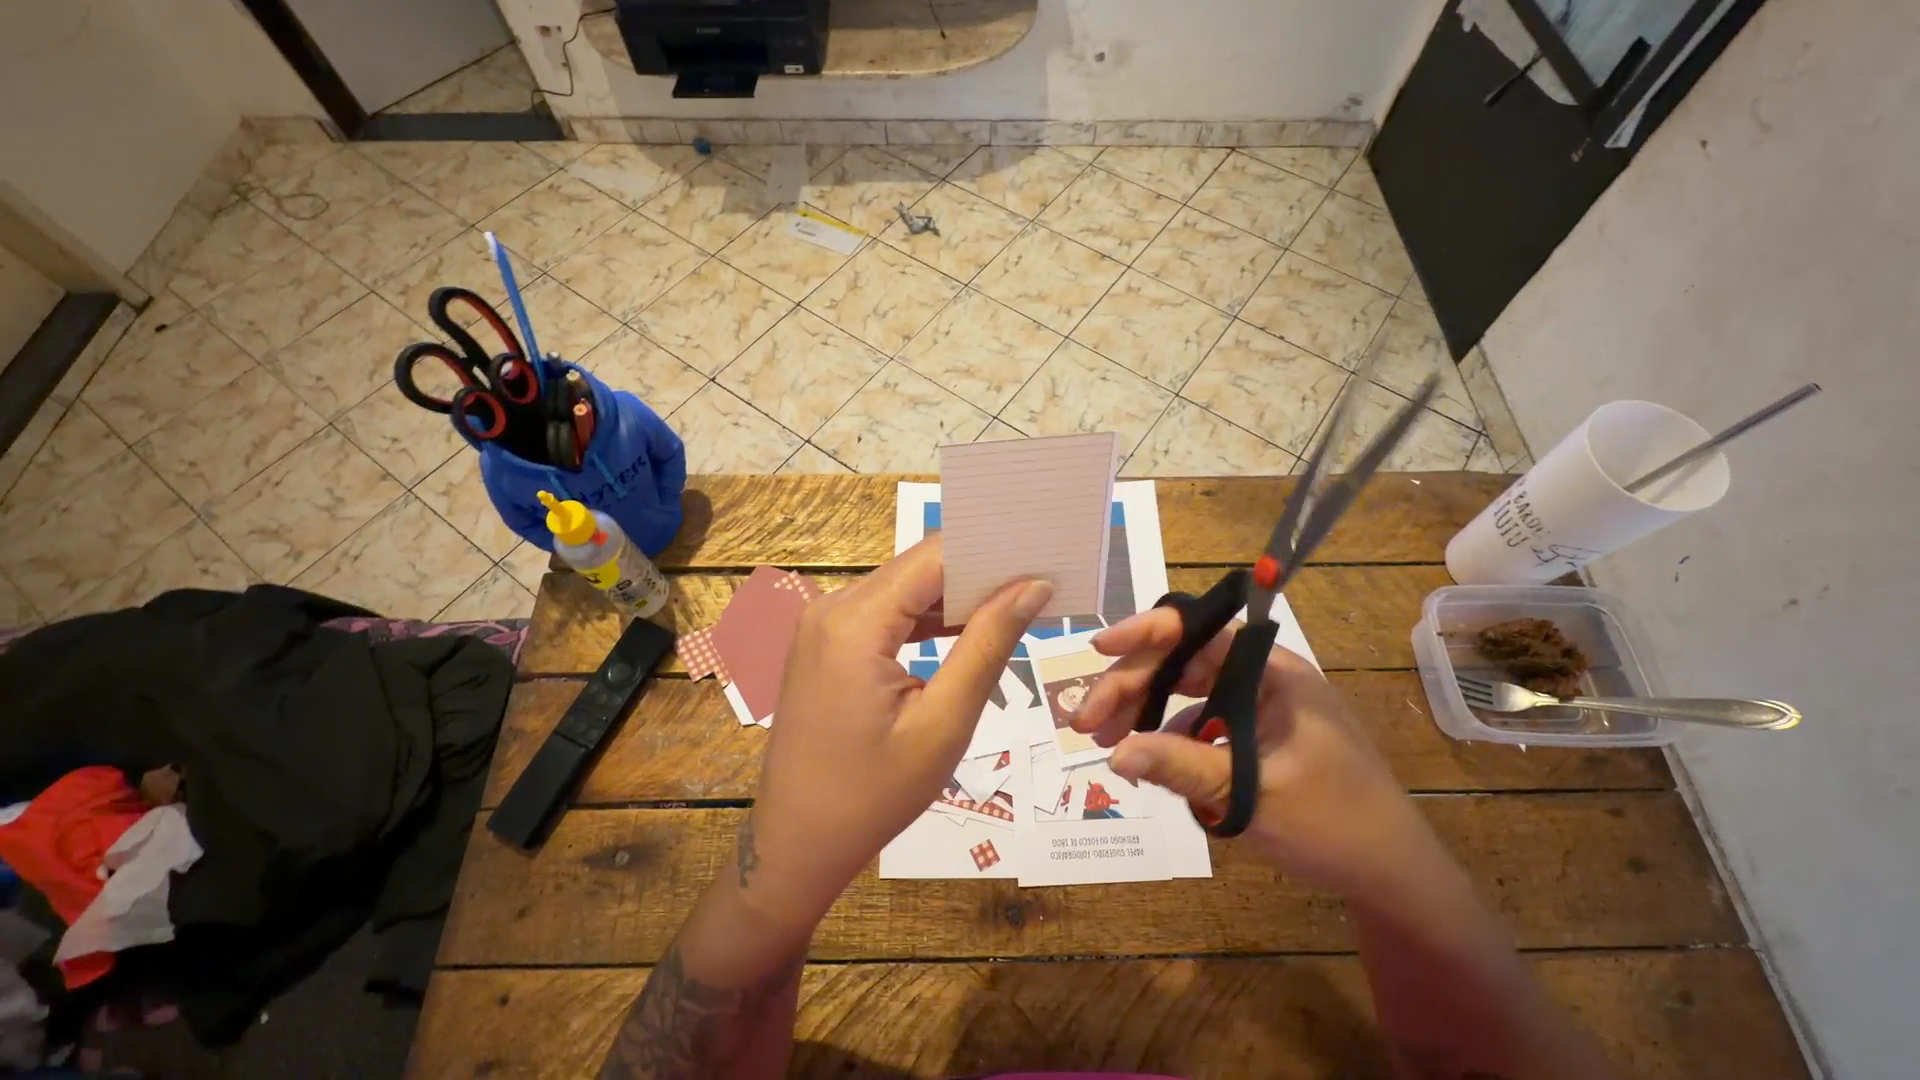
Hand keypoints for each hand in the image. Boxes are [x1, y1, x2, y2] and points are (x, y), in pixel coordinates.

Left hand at [741, 536, 1051, 930]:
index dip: (991, 548)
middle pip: (918, 568)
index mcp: (854, 621)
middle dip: (979, 570)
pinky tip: (970, 629)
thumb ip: (987, 645)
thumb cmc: (874, 794)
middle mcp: (831, 607)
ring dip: (956, 597)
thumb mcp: (944, 723)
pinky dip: (927, 620)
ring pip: (904, 590)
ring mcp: (822, 625)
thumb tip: (1031, 586)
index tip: (1043, 551)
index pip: (935, 556)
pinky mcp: (825, 645)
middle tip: (1043, 577)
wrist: (798, 843)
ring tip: (1020, 600)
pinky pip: (885, 616)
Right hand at [1071, 608, 1445, 902]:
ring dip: (1143, 712)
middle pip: (1182, 662)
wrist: (1391, 873)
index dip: (1146, 633)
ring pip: (1185, 694)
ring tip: (1101, 741)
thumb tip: (1114, 754)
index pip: (1200, 631)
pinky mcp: (1254, 739)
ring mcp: (1258, 709)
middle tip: (1085, 722)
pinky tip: (1146, 762)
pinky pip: (1201, 725)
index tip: (1099, 648)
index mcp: (1273, 672)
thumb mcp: (1252, 794)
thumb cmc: (1334, 823)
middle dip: (1131, 686)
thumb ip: (1182, 768)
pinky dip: (1169, 738)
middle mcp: (1263, 679)